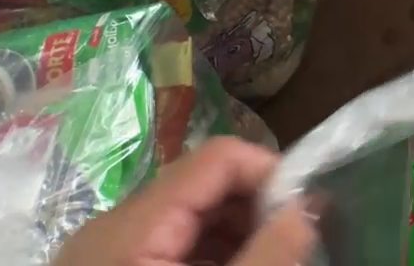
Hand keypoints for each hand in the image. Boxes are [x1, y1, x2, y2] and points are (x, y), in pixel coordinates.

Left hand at [55, 137, 317, 265]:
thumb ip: (270, 255)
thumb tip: (312, 205)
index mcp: (131, 227)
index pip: (218, 157)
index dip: (269, 173)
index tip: (301, 212)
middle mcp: (110, 229)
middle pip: (204, 183)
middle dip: (254, 209)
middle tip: (286, 246)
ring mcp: (101, 257)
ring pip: (189, 215)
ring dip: (234, 234)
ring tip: (259, 265)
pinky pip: (167, 246)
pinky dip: (205, 257)